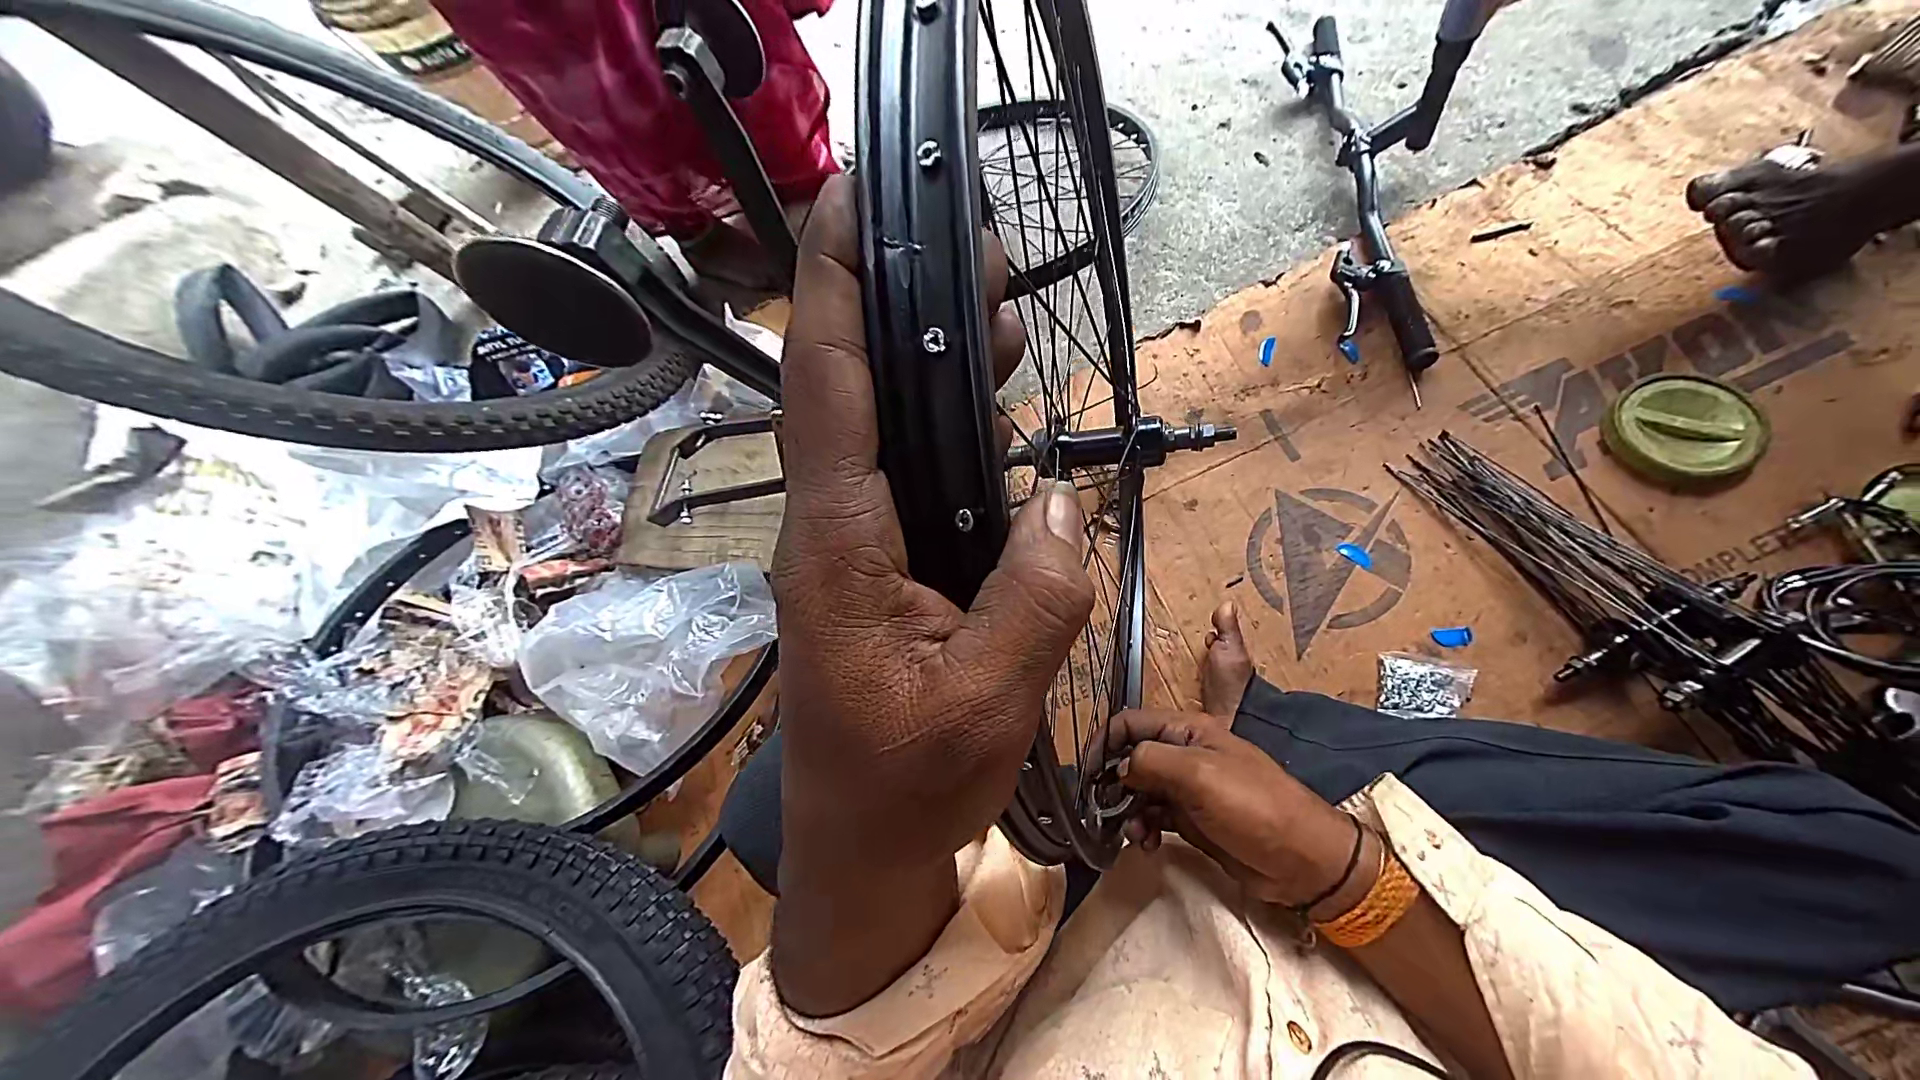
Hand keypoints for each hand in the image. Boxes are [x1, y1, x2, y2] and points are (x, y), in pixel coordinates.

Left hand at [770, 175, 1093, 1013]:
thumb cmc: (909, 789)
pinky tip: (995, 414)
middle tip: (967, 249)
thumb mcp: (988, 702)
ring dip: (934, 370)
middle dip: (900, 308)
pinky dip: (951, 436)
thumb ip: (1034, 596)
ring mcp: (853, 550)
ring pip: (887, 433)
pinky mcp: (879, 570)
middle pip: (855, 394)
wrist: (864, 852)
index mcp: (841, 550)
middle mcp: (834, 532)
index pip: (828, 392)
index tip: (850, 197)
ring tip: (993, 310)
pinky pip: (911, 481)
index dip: (835, 288)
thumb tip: (1063, 498)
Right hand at [1108, 709, 1372, 915]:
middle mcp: (1184, 754)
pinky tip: (1146, 844)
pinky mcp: (1192, 820)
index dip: (1103, 743)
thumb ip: (1150, 760)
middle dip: (1112, 781)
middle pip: (1130, 758)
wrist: (1304, 860)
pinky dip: (1143, 828)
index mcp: (1186, 730)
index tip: (1085, 774)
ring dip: (1126, 810)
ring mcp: (1188, 788)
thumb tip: (1118, 768)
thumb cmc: (1254, 806)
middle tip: (1102, 810)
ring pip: (1139, 791)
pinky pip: (1153, 817)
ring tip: (1131, 834)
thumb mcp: (1198, 773)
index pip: (1130, 723)